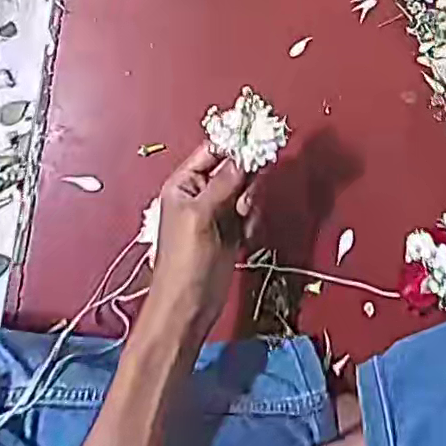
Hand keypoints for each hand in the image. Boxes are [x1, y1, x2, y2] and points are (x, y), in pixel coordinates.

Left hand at [147, 143, 258, 343]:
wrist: (188, 308)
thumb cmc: (186, 261)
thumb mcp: (202, 215)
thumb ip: (225, 181)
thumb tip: (246, 152)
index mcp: (184, 183)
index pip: (213, 149)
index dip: (235, 142)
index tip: (261, 136)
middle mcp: (202, 191)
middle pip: (234, 165)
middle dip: (246, 177)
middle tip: (246, 197)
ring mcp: (219, 209)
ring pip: (247, 186)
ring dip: (250, 200)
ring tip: (242, 221)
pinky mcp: (233, 227)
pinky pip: (251, 207)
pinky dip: (252, 218)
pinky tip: (245, 235)